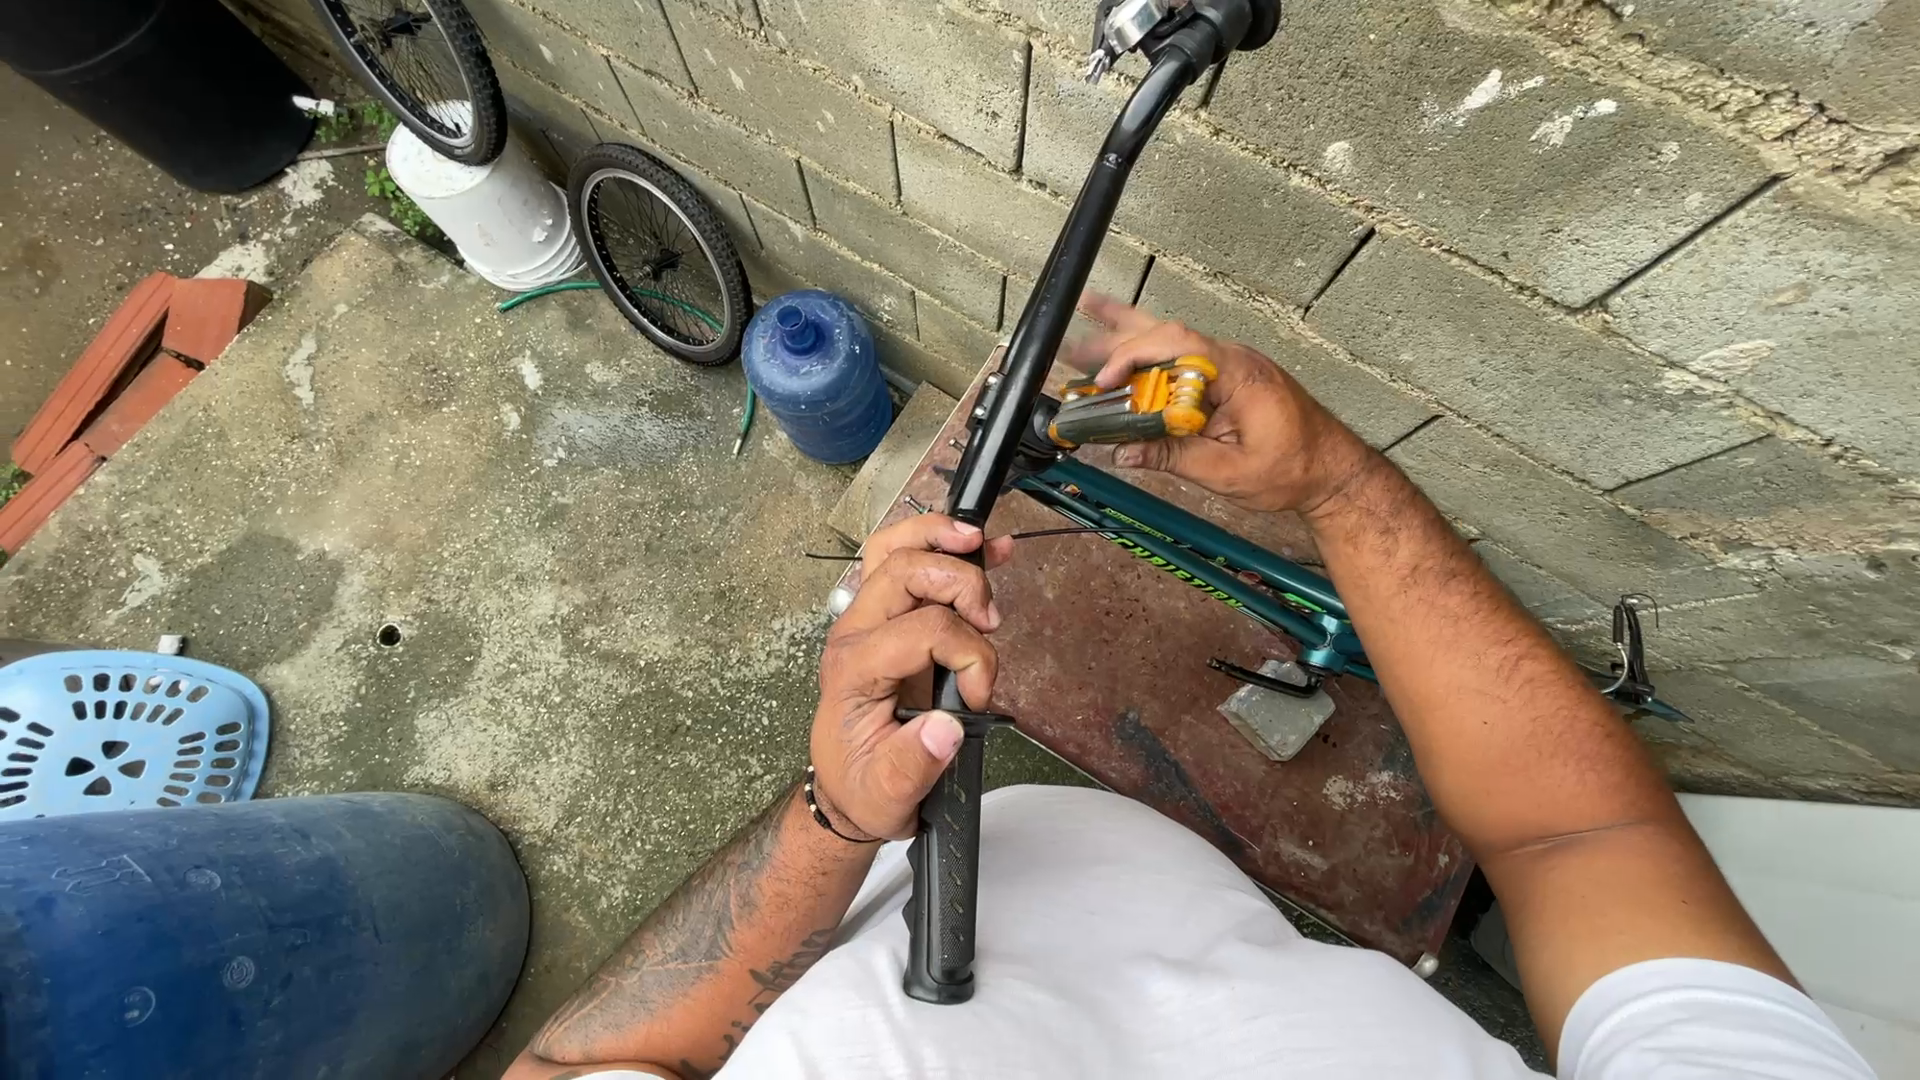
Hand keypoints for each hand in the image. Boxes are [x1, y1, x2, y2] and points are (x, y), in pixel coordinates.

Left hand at [810, 514, 1014, 840]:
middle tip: (989, 623)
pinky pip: (906, 559)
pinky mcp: (886, 615)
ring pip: (896, 547)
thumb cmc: (865, 786)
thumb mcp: (887, 793)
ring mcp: (868, 617)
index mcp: (854, 670)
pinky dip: (944, 544)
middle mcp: (856, 631)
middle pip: (906, 569)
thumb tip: (946, 729)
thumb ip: (913, 764)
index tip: (978, 695)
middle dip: (961, 585)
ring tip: (984, 547)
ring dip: (943, 539)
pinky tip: (983, 545)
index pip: (924, 629)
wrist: (849, 786)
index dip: (969, 656)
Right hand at [1071, 292, 1375, 515]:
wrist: (1333, 472)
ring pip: (1168, 342)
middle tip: (1072, 349)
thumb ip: (1174, 456)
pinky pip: (1178, 360)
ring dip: (1125, 339)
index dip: (1136, 357)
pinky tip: (1123, 350)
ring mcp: (1225, 367)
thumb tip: (1123, 452)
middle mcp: (1230, 360)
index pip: (1179, 346)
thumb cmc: (1293, 470)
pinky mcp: (1221, 381)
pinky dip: (1146, 356)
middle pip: (1165, 336)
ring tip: (1084, 323)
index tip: (1106, 380)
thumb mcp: (1228, 472)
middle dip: (1116, 342)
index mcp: (1238, 374)